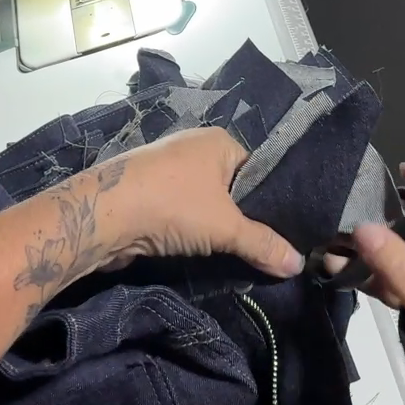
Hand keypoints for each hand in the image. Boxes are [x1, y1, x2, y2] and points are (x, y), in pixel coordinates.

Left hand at [90, 127, 303, 278]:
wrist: (105, 214)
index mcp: (220, 141)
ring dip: (217, 229)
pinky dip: (193, 232)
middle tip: (269, 253)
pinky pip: (184, 213)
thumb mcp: (226, 228)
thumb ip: (263, 244)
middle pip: (233, 189)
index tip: (289, 235)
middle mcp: (196, 148)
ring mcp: (170, 169)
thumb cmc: (173, 205)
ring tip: (241, 258)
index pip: (259, 171)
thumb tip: (299, 263)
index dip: (273, 203)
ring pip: (207, 203)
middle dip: (245, 219)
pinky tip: (205, 254)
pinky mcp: (150, 192)